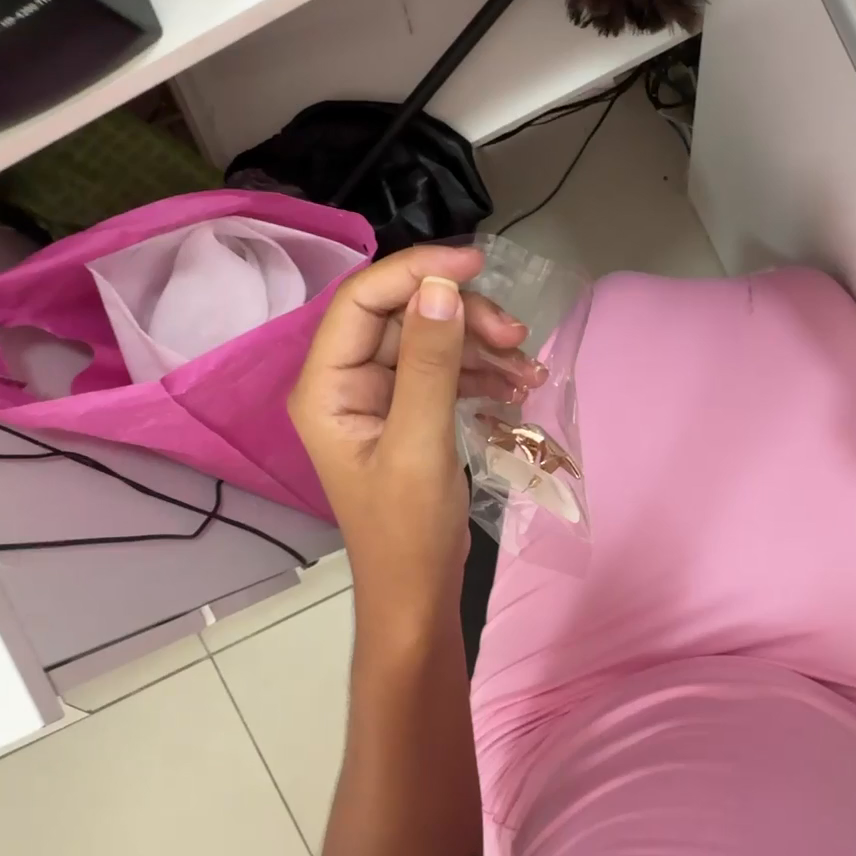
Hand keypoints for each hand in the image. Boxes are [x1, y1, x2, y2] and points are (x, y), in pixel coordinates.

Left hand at [290, 246, 540, 622]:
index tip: (478, 264)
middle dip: (463, 317)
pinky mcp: (410, 412)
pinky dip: (483, 372)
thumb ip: (430, 365)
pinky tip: (519, 386)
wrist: (419, 590)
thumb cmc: (408, 530)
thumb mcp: (421, 445)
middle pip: (403, 315)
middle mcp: (347, 381)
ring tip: (528, 369)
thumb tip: (441, 289)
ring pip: (431, 340)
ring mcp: (380, 397)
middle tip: (516, 336)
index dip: (417, 271)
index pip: (363, 300)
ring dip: (482, 346)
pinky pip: (447, 372)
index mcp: (327, 385)